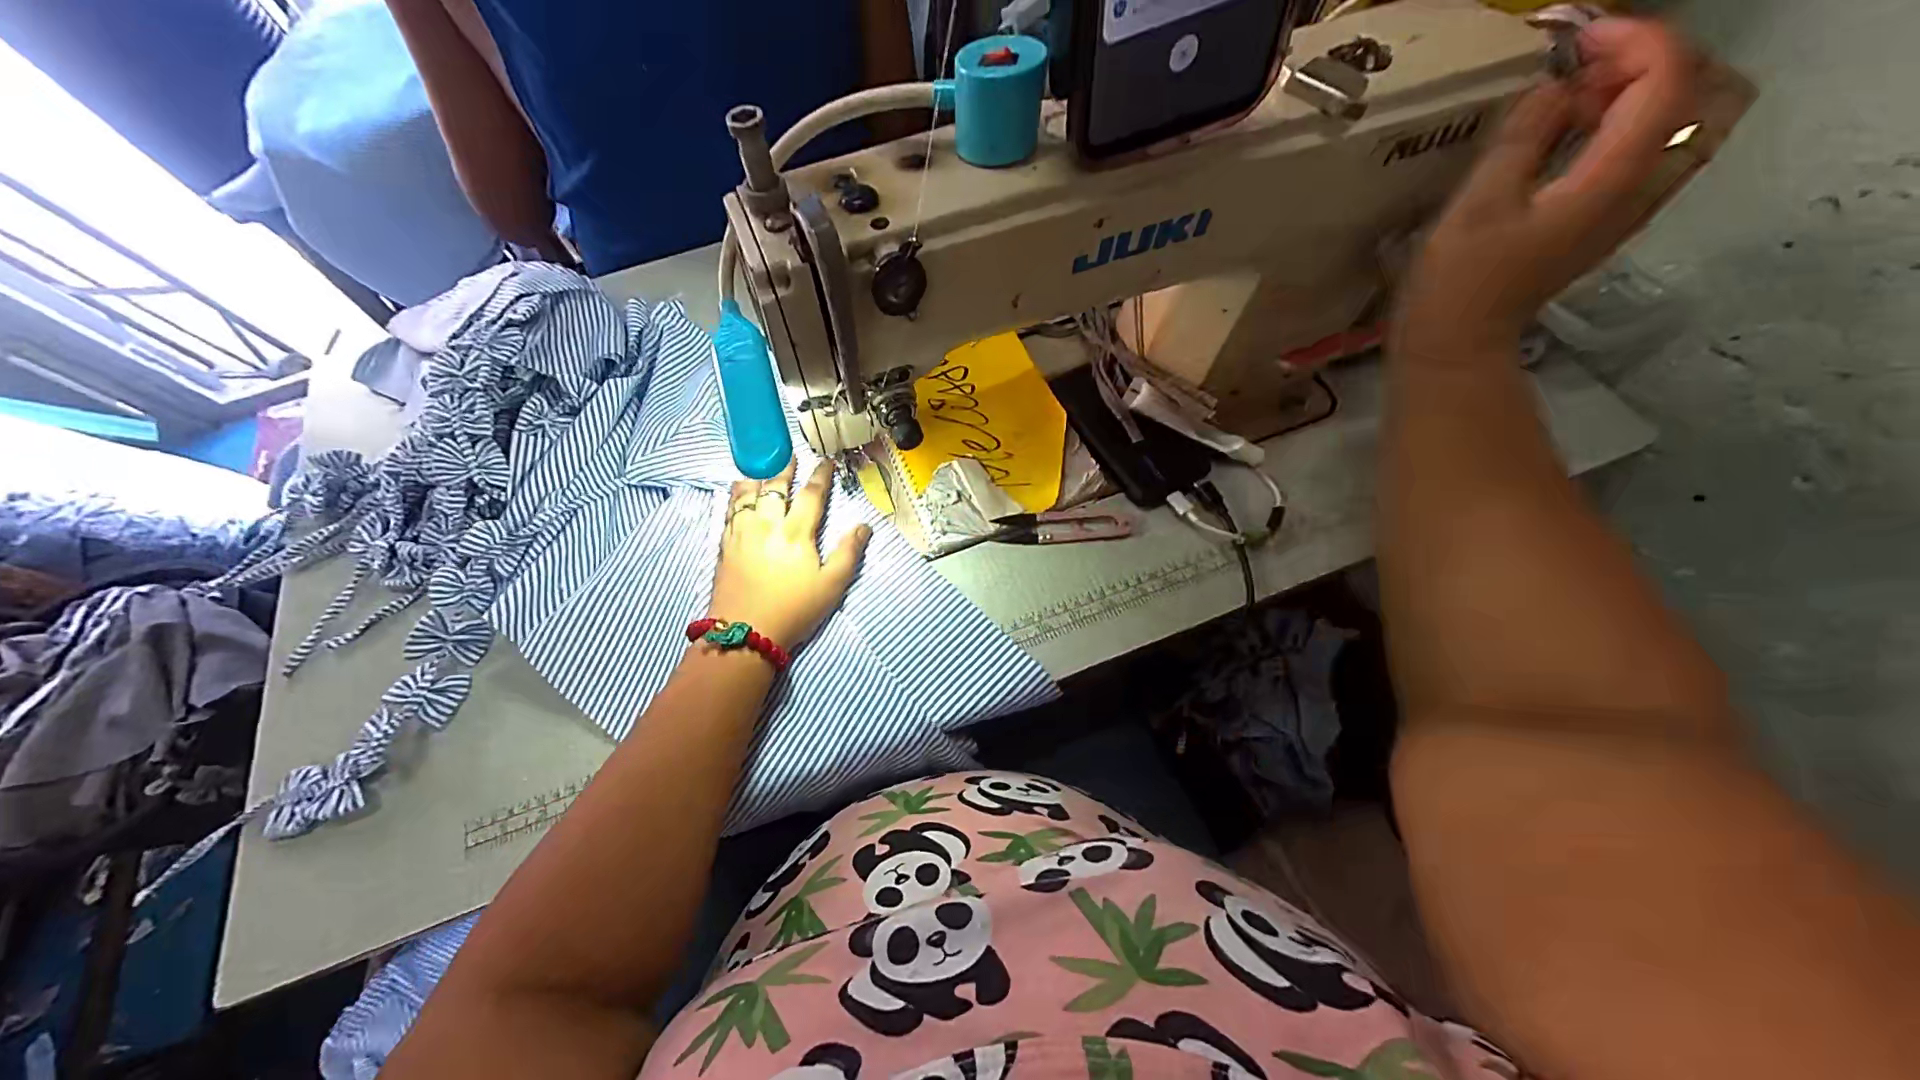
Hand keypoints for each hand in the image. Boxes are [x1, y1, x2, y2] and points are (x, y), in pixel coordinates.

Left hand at [707, 460, 871, 650]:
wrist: (745, 633)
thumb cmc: (794, 611)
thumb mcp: (831, 586)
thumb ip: (848, 553)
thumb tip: (863, 526)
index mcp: (796, 533)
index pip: (811, 495)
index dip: (820, 476)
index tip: (826, 462)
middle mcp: (767, 525)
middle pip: (776, 488)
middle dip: (785, 469)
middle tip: (791, 457)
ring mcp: (742, 533)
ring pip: (748, 494)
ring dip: (758, 476)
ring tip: (763, 466)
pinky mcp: (725, 545)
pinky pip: (729, 510)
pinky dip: (736, 495)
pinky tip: (738, 492)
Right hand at [1398, 18, 1697, 355]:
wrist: (1455, 344)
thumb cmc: (1458, 282)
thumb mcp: (1479, 203)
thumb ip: (1525, 135)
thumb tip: (1556, 85)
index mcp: (1612, 180)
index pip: (1667, 78)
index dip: (1632, 40)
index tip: (1572, 41)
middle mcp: (1640, 189)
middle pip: (1702, 93)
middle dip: (1652, 61)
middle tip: (1585, 66)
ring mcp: (1627, 209)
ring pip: (1682, 121)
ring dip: (1641, 92)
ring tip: (1576, 97)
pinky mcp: (1604, 222)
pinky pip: (1649, 152)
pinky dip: (1625, 125)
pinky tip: (1571, 134)